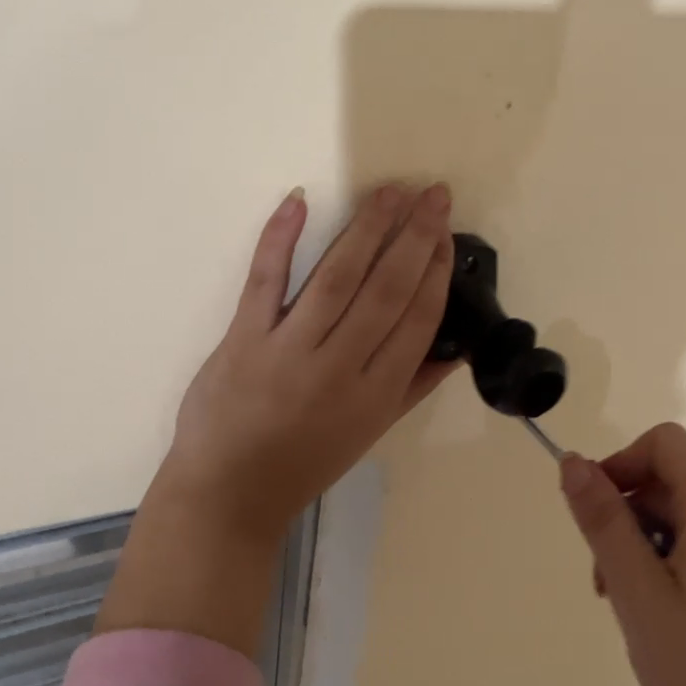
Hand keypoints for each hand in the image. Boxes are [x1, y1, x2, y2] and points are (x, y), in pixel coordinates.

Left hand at [160, 181, 458, 535]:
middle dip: (413, 236)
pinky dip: (281, 238)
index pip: (416, 319)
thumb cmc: (305, 463)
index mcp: (375, 394)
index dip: (435, 271)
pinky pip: (265, 279)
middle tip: (432, 193)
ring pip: (336, 277)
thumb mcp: (369, 432)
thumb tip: (456, 349)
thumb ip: (412, 387)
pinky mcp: (243, 337)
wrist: (229, 493)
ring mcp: (288, 350)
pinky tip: (299, 200)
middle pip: (385, 289)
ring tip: (390, 191)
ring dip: (366, 228)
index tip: (445, 232)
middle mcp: (338, 367)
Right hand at [559, 424, 685, 685]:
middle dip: (632, 518)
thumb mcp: (639, 598)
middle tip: (608, 587)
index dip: (620, 466)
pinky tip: (677, 625)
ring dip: (654, 547)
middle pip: (679, 483)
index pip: (666, 444)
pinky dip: (685, 567)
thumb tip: (573, 460)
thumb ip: (604, 522)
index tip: (595, 522)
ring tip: (639, 614)